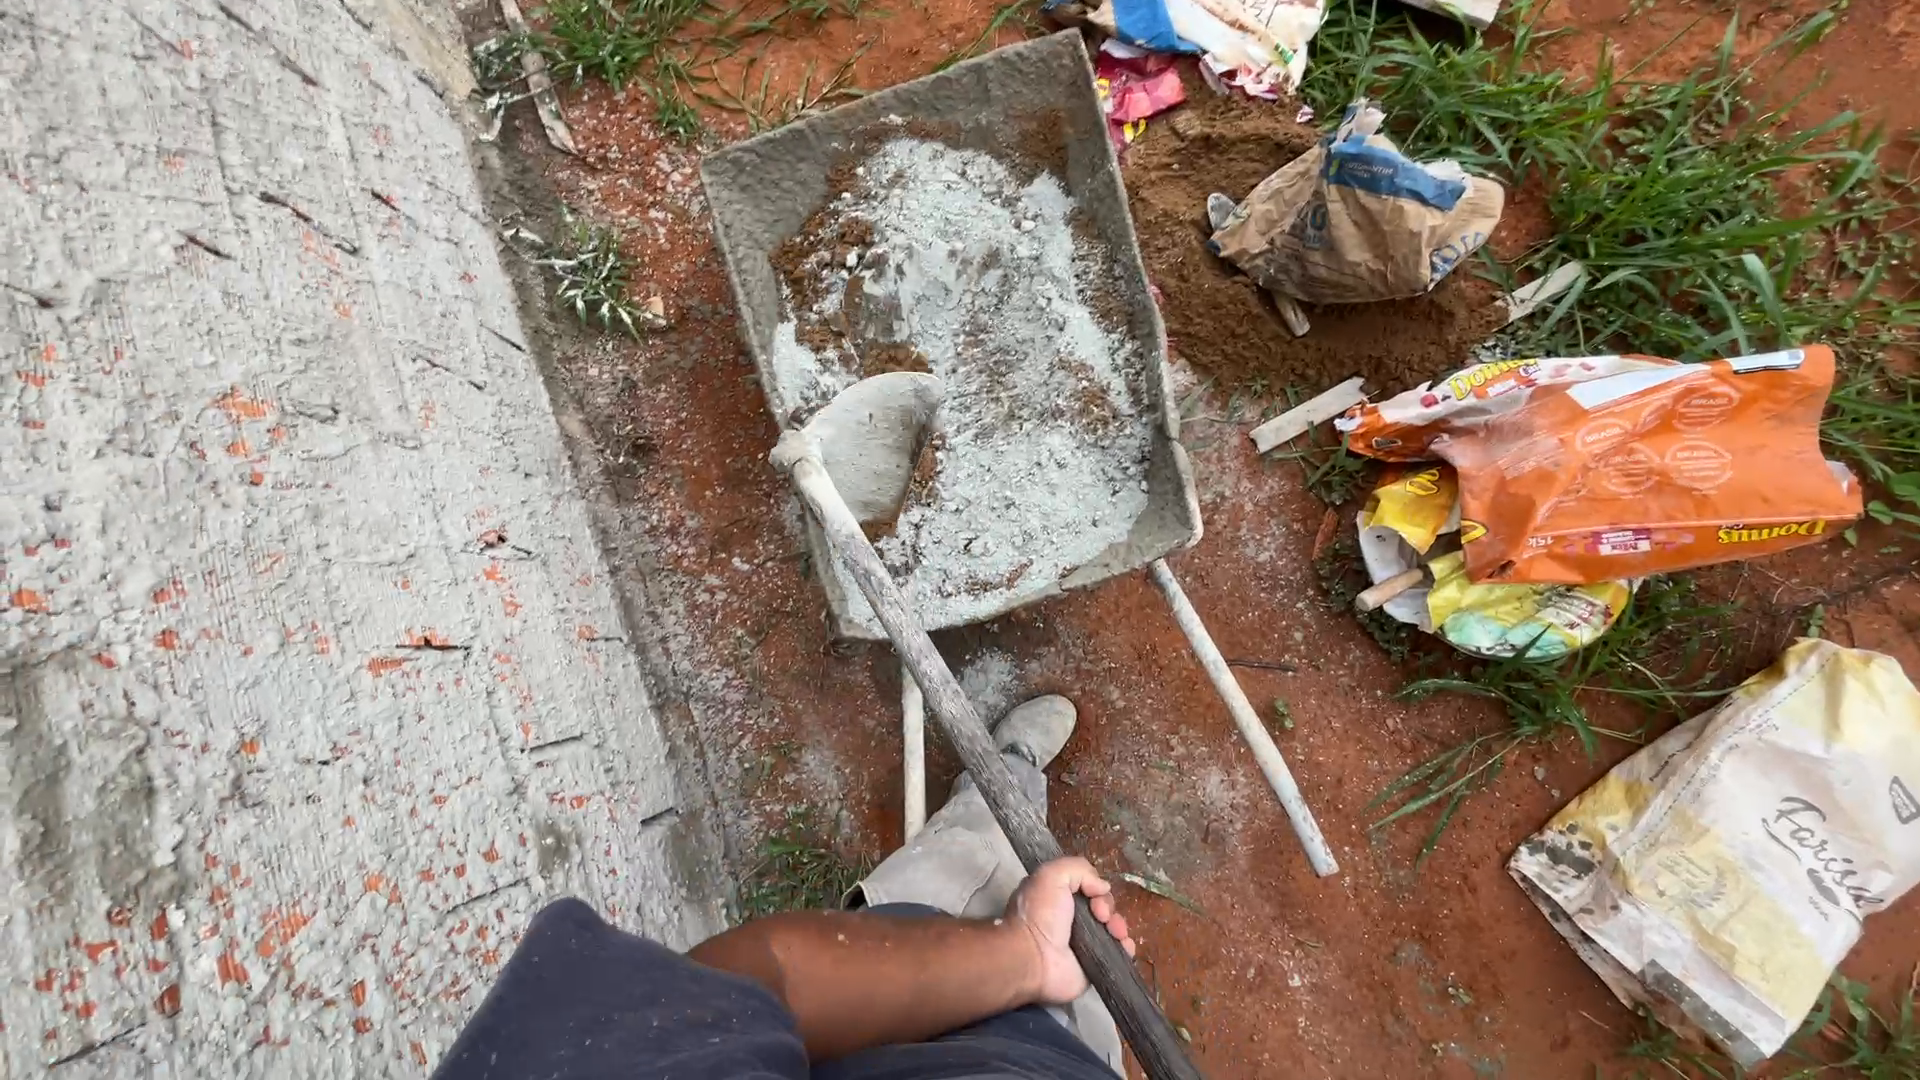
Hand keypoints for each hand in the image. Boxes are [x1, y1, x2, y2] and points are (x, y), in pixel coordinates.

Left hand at [1003, 857, 1134, 1005]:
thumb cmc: (1040, 913)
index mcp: (1058, 895)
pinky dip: (1125, 947)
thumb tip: (1102, 886)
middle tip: (1101, 915)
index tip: (1094, 893)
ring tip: (1115, 933)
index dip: (1095, 886)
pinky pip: (1117, 952)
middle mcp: (1071, 917)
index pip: (1086, 885)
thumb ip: (1078, 869)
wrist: (1034, 958)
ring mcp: (1084, 942)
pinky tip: (1124, 946)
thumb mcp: (1051, 875)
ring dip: (1119, 925)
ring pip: (1112, 927)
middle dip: (1107, 906)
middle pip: (1102, 904)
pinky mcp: (1094, 963)